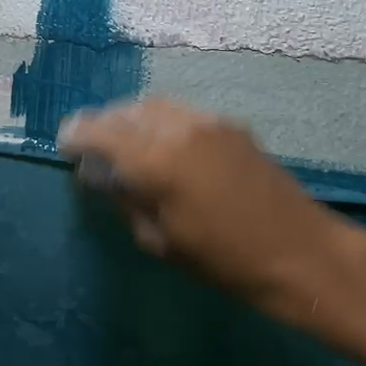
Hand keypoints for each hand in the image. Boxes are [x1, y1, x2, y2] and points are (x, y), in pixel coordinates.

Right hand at [58, 97, 365, 322]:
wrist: (301, 252)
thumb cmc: (226, 260)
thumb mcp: (162, 241)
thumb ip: (125, 200)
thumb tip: (98, 175)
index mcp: (156, 159)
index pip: (101, 131)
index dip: (77, 133)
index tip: (64, 142)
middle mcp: (177, 126)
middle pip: (126, 111)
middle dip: (103, 123)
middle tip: (91, 144)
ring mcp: (207, 120)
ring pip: (154, 104)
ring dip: (132, 118)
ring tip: (124, 141)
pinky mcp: (229, 123)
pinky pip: (181, 111)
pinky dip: (160, 120)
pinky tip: (163, 143)